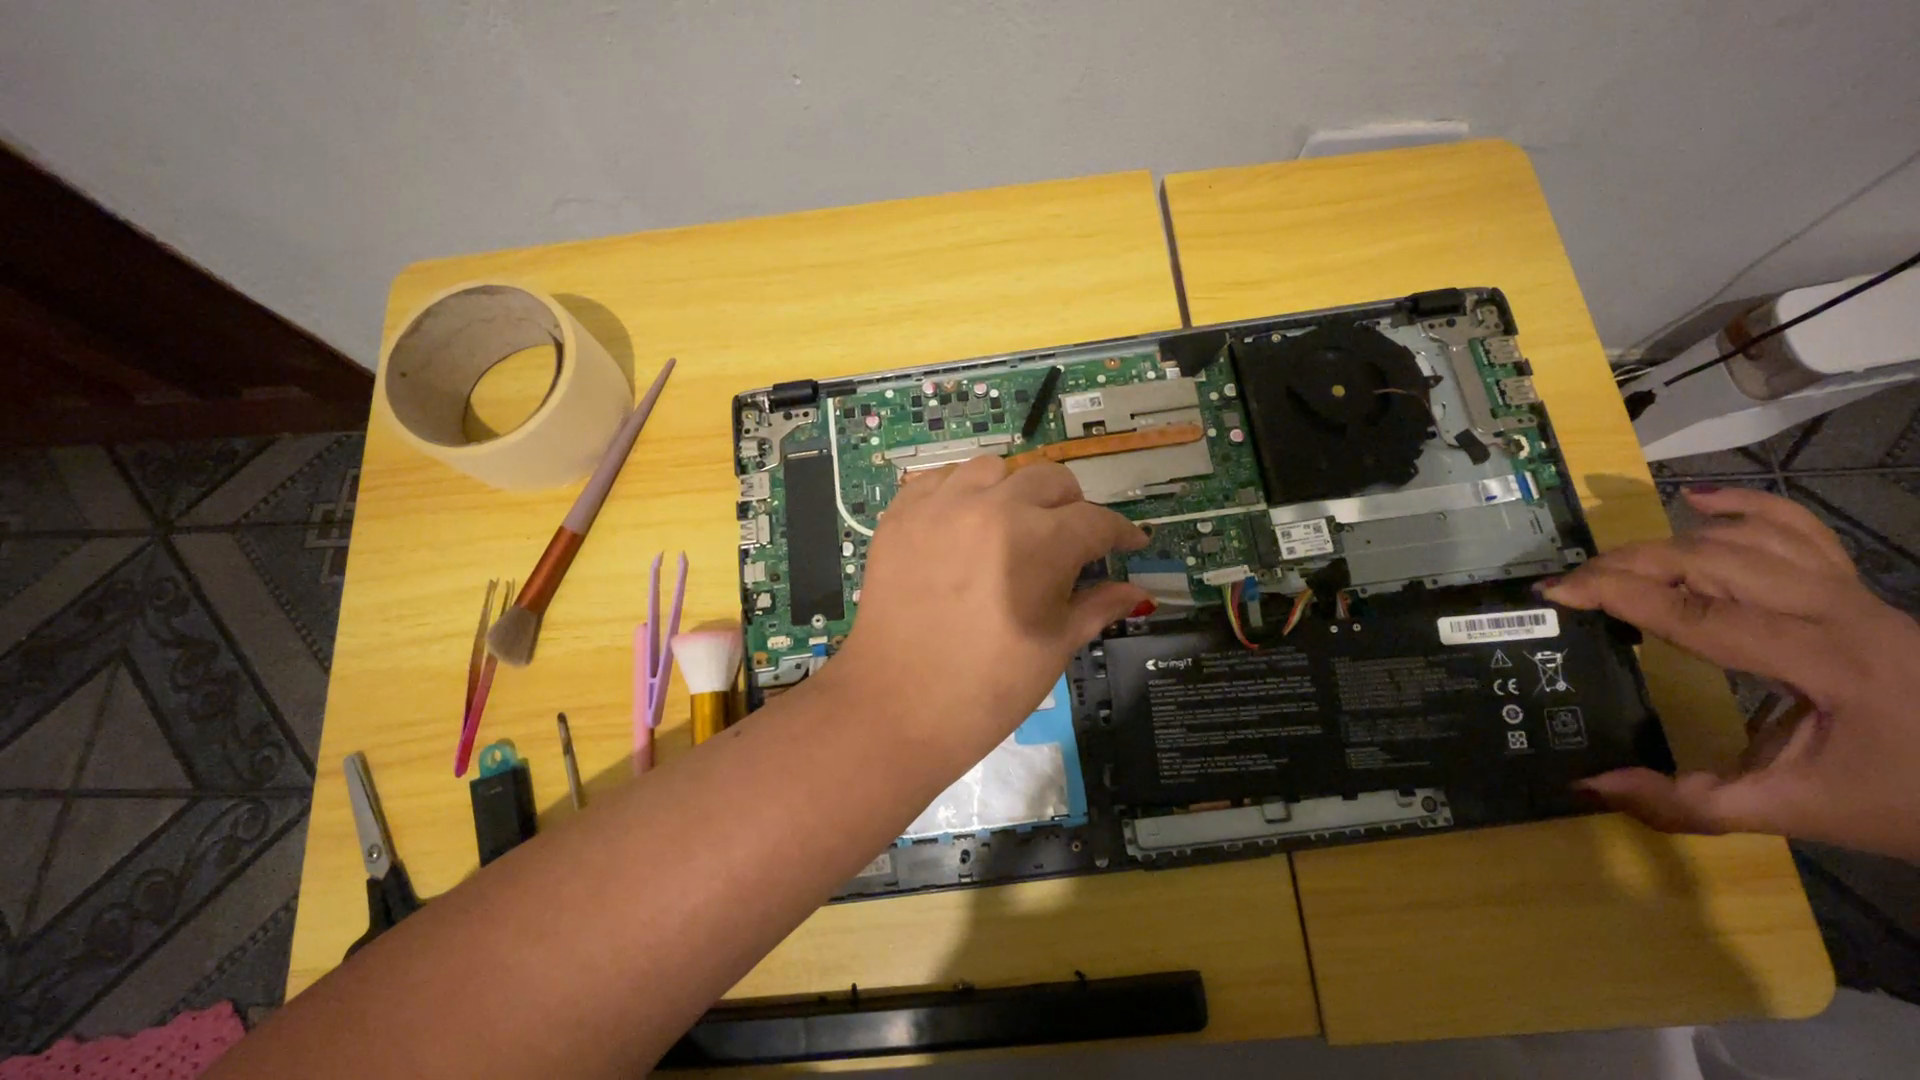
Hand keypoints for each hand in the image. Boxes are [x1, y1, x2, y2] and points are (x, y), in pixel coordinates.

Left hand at [832, 455, 1149, 765]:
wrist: (897, 708)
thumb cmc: (987, 687)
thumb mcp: (1054, 647)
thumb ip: (1097, 607)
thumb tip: (1135, 591)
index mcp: (1040, 540)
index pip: (1095, 521)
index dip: (1120, 533)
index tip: (1130, 543)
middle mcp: (991, 506)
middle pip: (1048, 480)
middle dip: (1071, 506)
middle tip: (1070, 539)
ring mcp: (940, 506)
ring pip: (993, 470)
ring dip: (1013, 491)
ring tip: (1013, 526)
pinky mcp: (900, 516)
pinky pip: (938, 480)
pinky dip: (960, 493)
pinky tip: (964, 524)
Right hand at [1540, 486, 1919, 860]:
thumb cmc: (1901, 801)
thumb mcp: (1792, 812)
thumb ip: (1684, 803)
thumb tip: (1588, 783)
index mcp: (1825, 662)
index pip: (1696, 611)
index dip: (1618, 594)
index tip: (1554, 591)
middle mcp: (1840, 611)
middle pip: (1712, 561)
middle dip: (1628, 565)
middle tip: (1570, 584)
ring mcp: (1856, 593)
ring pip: (1746, 540)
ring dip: (1668, 544)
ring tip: (1611, 563)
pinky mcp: (1860, 590)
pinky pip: (1801, 529)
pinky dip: (1747, 506)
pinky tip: (1698, 500)